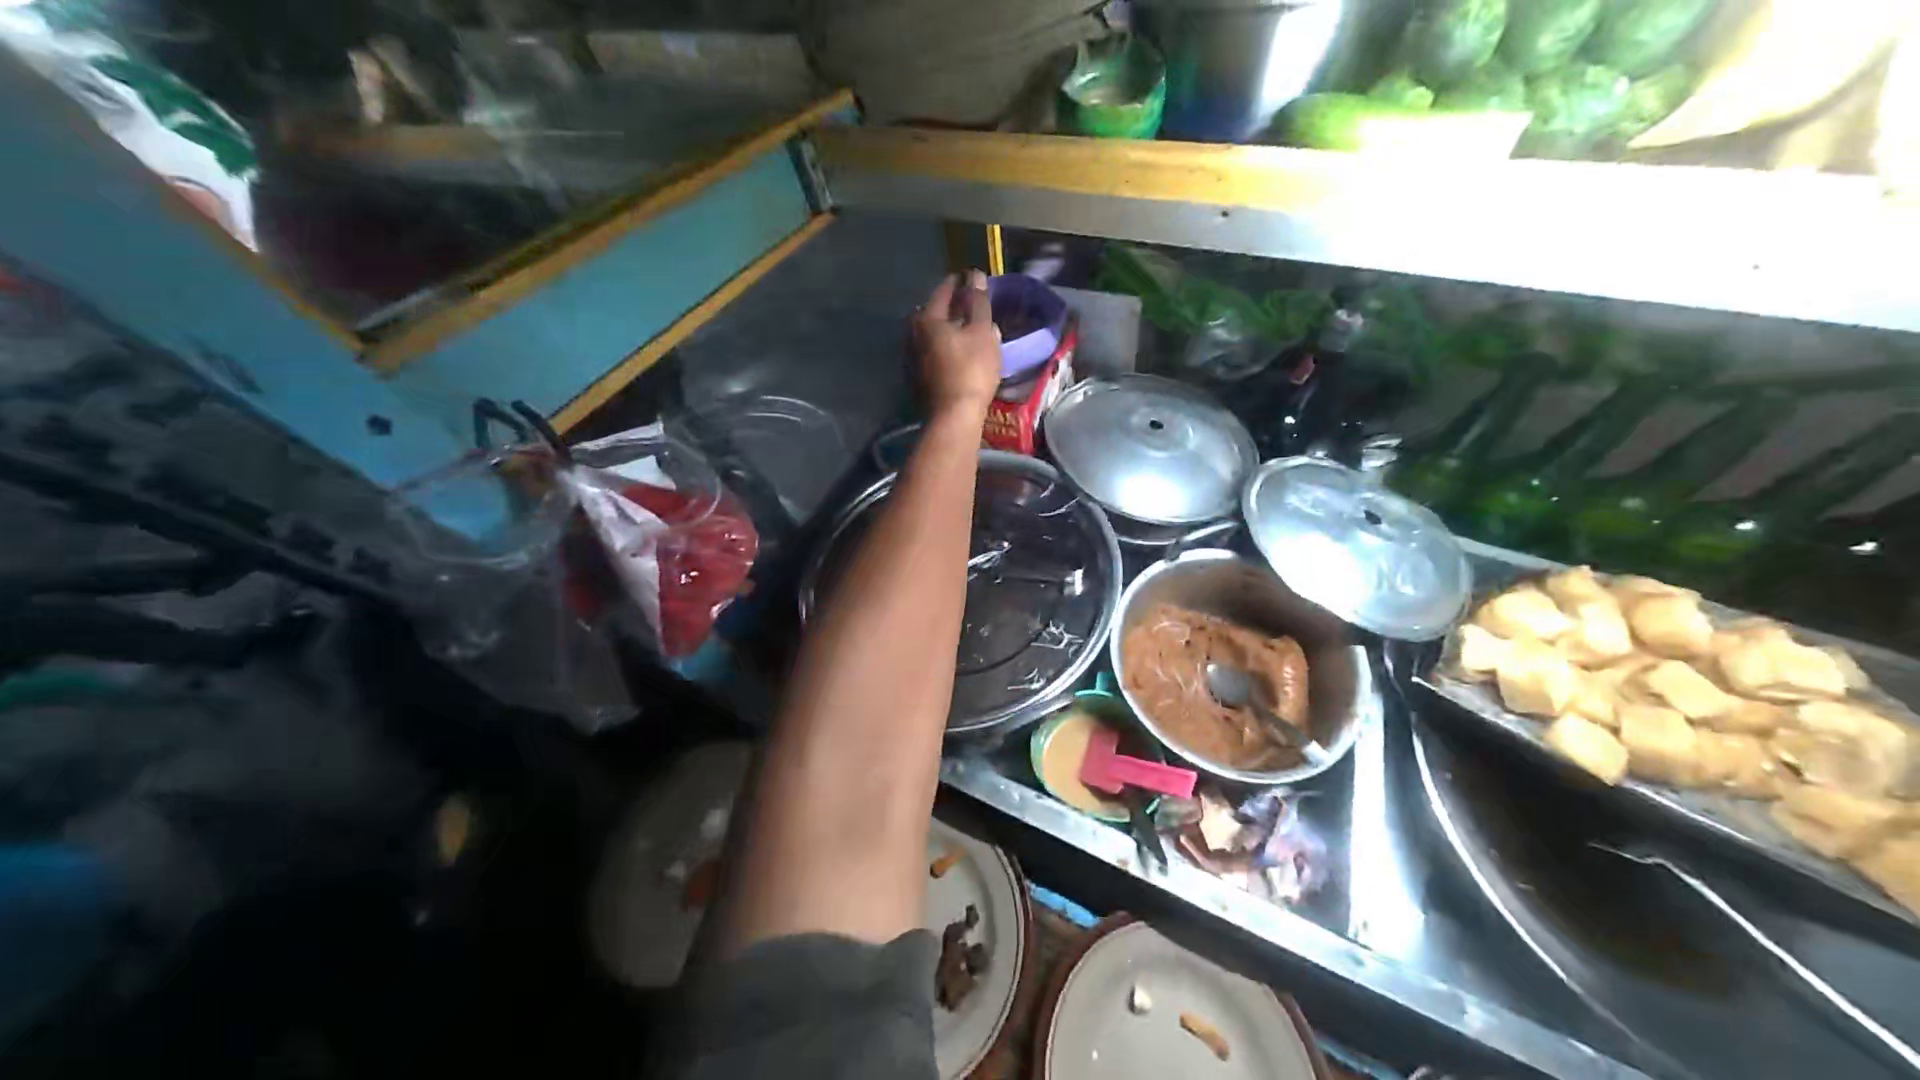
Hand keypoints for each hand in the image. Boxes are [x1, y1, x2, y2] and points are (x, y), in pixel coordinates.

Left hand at [912, 270, 1000, 417]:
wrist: (953, 416)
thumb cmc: (971, 370)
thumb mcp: (982, 332)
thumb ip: (978, 302)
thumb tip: (975, 276)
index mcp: (927, 318)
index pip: (944, 290)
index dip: (960, 282)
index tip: (972, 278)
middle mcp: (911, 334)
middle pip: (932, 312)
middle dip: (950, 306)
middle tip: (968, 304)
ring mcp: (910, 358)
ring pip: (929, 334)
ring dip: (945, 329)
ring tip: (964, 329)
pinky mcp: (914, 378)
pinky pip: (929, 353)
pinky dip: (941, 348)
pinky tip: (954, 353)